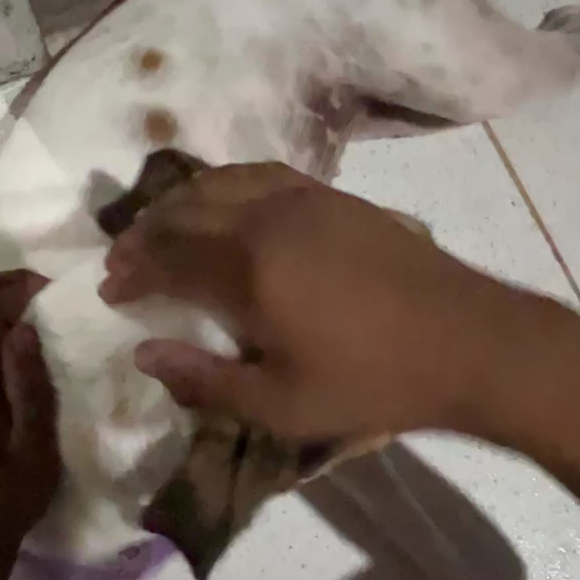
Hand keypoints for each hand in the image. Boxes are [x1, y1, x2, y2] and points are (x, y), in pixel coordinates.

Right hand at [99, 162, 579, 448]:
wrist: (469, 341)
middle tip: (123, 261)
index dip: (132, 274)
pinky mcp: (332, 195)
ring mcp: (302, 199)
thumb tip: (143, 354)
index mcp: (248, 270)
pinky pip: (258, 175)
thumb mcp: (280, 404)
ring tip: (160, 228)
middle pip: (184, 213)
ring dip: (179, 204)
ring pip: (219, 184)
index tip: (111, 291)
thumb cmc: (372, 382)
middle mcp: (266, 219)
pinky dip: (223, 185)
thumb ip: (204, 380)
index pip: (167, 259)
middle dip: (144, 236)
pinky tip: (221, 203)